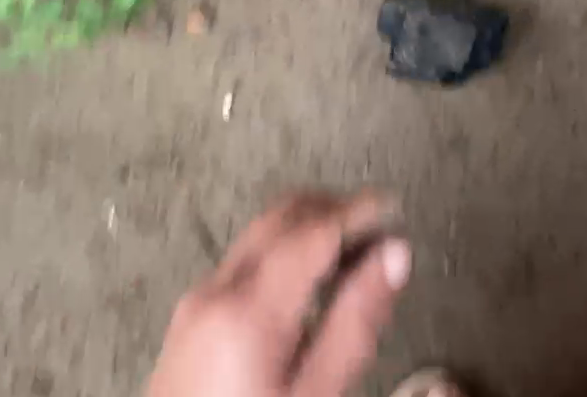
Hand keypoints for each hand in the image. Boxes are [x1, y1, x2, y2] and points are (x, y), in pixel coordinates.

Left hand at [146, 193, 409, 396]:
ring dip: (313, 225)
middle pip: (286, 215)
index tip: (394, 209)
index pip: (317, 228)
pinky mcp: (192, 316)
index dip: (362, 210)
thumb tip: (393, 256)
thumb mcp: (316, 391)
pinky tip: (313, 277)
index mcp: (249, 311)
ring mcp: (198, 303)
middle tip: (379, 224)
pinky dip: (289, 247)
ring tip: (353, 250)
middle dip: (339, 208)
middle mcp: (216, 294)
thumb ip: (357, 319)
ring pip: (266, 231)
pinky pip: (248, 256)